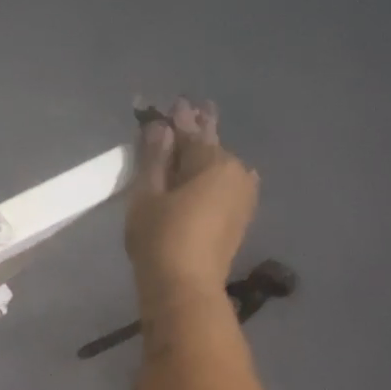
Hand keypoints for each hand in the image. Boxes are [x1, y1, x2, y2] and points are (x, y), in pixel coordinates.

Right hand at [125, 97, 259, 295]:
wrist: (184, 287)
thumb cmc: (159, 240)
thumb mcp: (146, 197)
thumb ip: (154, 159)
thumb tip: (159, 127)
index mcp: (213, 161)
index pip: (189, 131)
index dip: (175, 117)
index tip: (168, 102)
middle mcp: (236, 171)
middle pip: (210, 146)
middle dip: (196, 129)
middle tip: (188, 109)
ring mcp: (243, 194)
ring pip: (218, 166)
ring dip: (203, 155)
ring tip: (192, 142)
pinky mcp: (240, 216)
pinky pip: (224, 185)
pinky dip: (210, 176)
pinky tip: (203, 175)